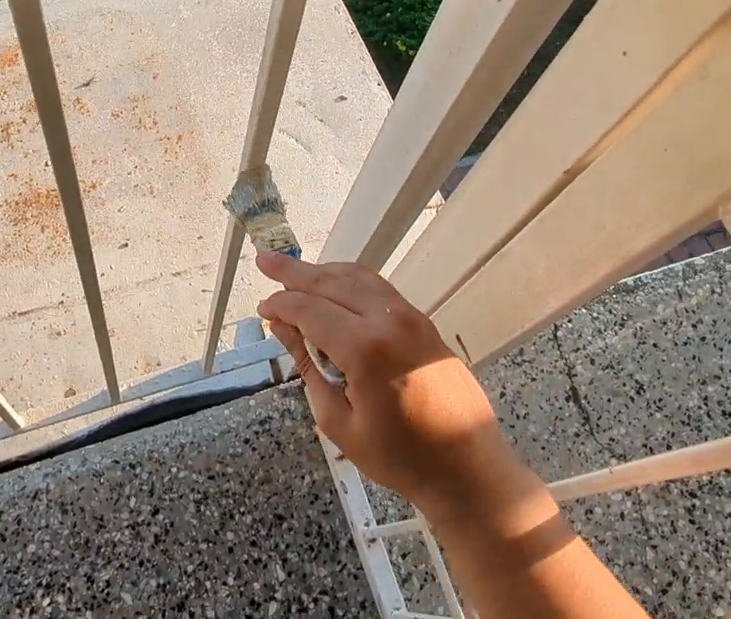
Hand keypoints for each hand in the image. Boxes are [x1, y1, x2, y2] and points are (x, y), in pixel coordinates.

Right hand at [256, 251, 538, 520]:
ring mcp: (410, 317)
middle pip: (331, 282)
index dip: (281, 305)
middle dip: (294, 271)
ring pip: (357, 277)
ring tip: (294, 270)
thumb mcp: (338, 421)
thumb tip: (284, 328)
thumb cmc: (399, 457)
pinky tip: (334, 284)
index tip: (262, 310)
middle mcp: (388, 320)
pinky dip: (350, 280)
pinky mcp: (423, 321)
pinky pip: (379, 288)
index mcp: (364, 348)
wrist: (468, 469)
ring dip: (323, 271)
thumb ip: (308, 366)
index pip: (309, 309)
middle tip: (265, 260)